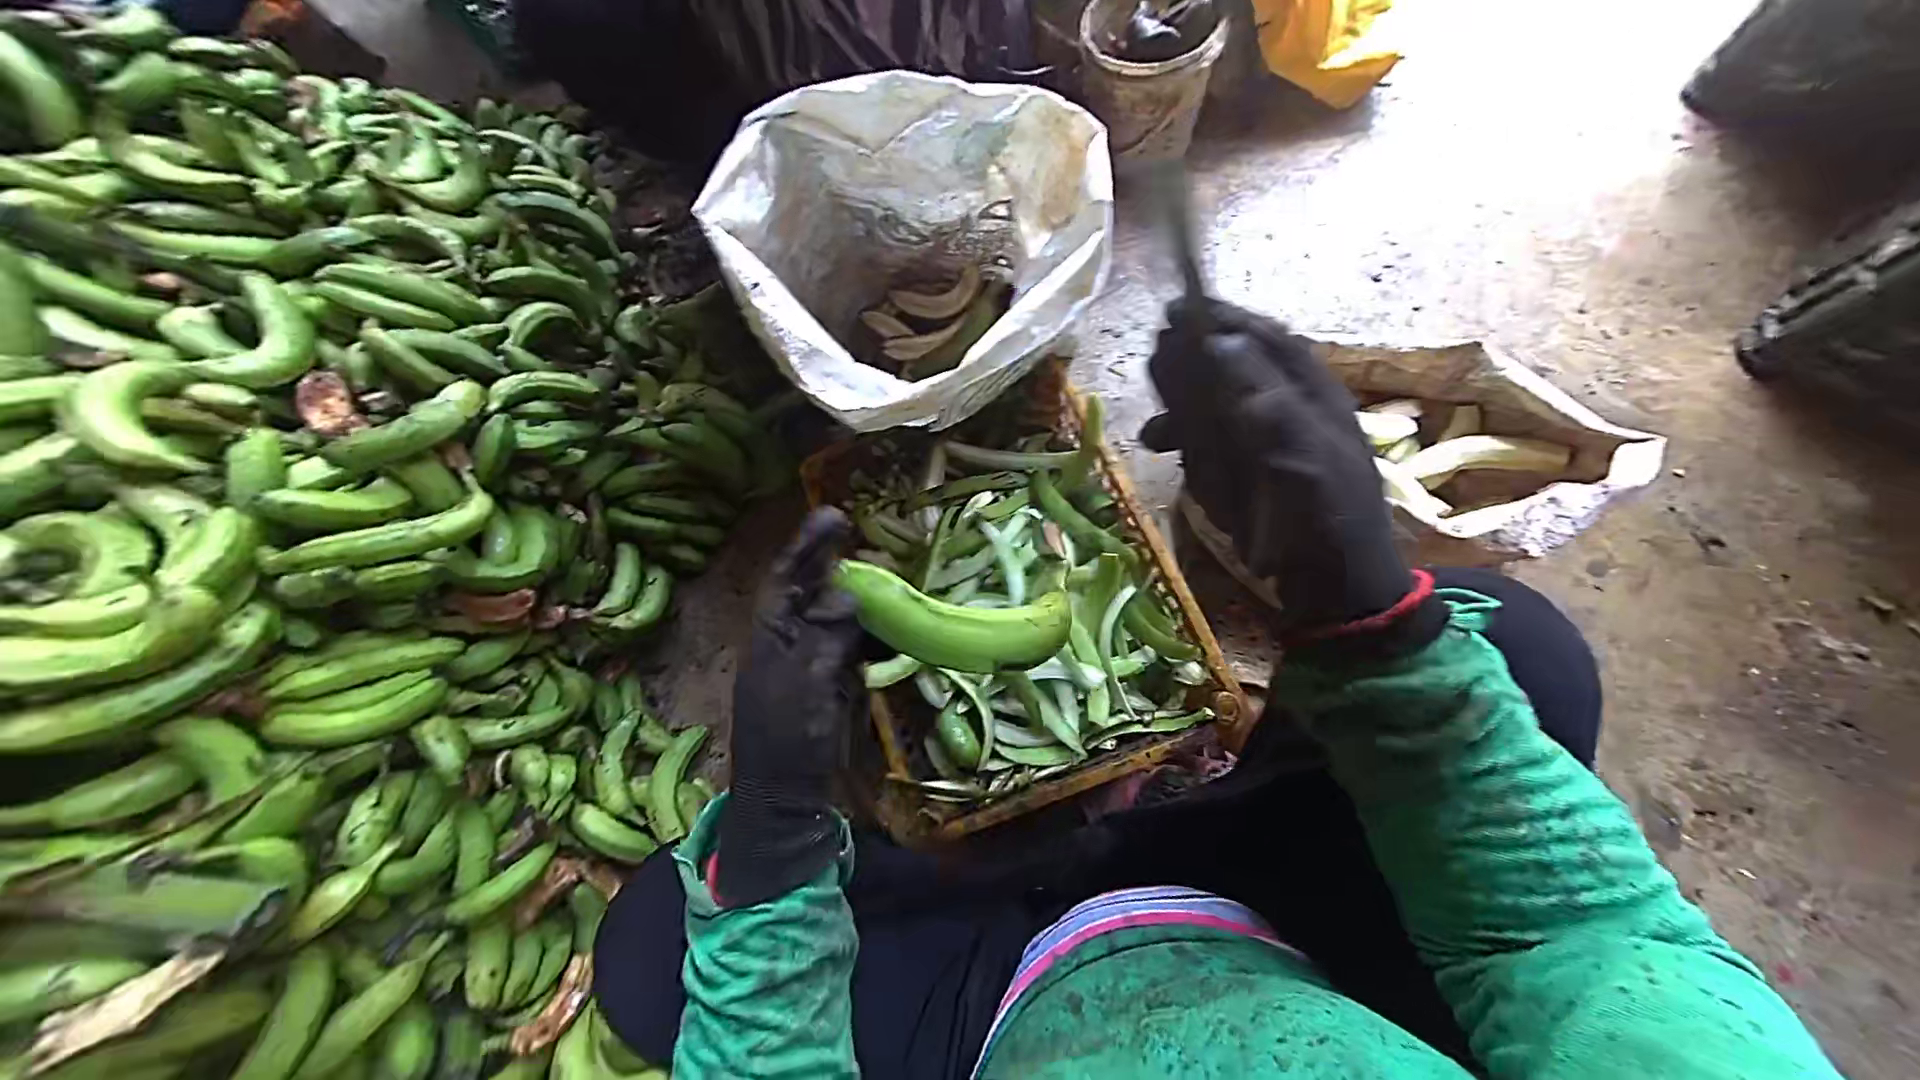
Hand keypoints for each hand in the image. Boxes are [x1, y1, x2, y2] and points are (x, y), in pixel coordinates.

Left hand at [714, 507, 863, 906]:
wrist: (789, 794)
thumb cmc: (787, 739)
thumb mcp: (804, 685)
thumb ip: (825, 637)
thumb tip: (847, 596)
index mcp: (772, 634)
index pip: (788, 579)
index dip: (808, 546)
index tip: (834, 516)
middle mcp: (792, 639)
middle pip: (815, 589)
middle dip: (838, 561)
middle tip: (868, 535)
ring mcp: (816, 659)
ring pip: (839, 613)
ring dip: (864, 594)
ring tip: (891, 574)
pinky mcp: (837, 679)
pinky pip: (857, 643)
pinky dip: (875, 630)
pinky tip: (896, 620)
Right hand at [1141, 298, 1410, 632]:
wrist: (1331, 581)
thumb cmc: (1324, 518)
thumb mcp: (1302, 455)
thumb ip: (1266, 400)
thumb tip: (1224, 343)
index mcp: (1309, 393)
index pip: (1262, 339)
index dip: (1222, 319)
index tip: (1179, 306)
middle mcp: (1282, 407)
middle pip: (1230, 365)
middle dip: (1191, 358)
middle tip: (1157, 351)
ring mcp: (1260, 437)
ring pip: (1211, 399)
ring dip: (1179, 398)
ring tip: (1153, 408)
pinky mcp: (1242, 465)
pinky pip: (1204, 436)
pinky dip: (1179, 434)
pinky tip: (1160, 443)